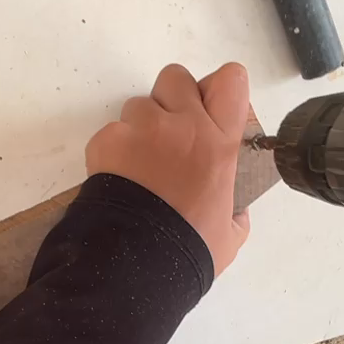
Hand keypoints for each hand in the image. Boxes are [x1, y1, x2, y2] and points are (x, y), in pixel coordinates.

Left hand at [86, 62, 252, 274]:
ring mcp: (142, 129)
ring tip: (138, 168)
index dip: (217, 91)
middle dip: (171, 101)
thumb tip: (236, 210)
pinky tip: (117, 182)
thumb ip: (236, 213)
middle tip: (168, 136)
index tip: (208, 112)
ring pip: (138, 106)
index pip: (230, 81)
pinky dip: (112, 152)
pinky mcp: (107, 141)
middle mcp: (182, 126)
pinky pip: (111, 133)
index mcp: (219, 145)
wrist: (136, 264)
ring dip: (139, 129)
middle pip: (176, 78)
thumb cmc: (188, 251)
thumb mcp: (229, 235)